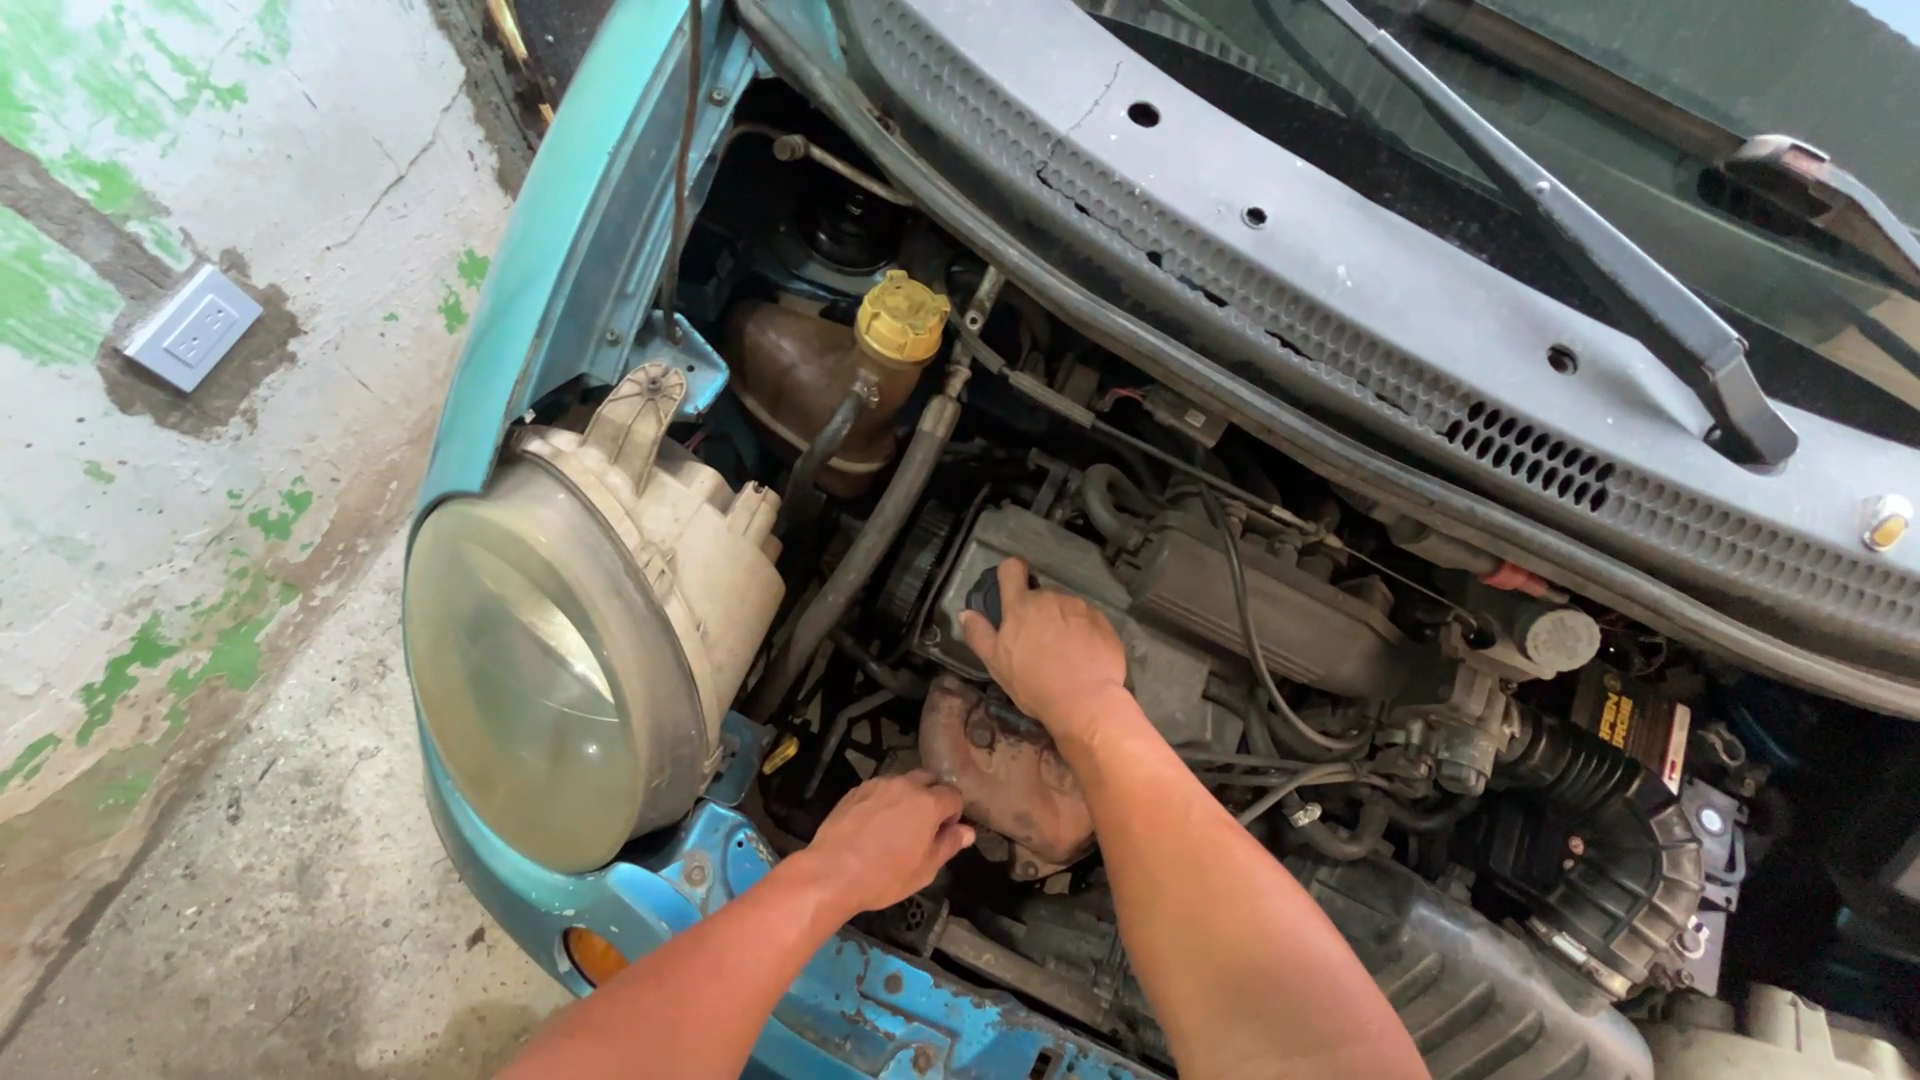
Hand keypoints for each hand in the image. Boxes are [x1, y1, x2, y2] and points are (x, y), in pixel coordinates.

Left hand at [795, 771, 974, 916]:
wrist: (832, 872)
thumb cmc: (884, 876)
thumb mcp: (925, 869)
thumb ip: (949, 845)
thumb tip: (968, 831)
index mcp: (928, 803)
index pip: (954, 795)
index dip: (953, 813)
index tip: (943, 832)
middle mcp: (905, 784)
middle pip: (929, 779)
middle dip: (932, 796)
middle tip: (923, 825)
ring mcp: (879, 784)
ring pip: (902, 781)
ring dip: (907, 796)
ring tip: (896, 825)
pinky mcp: (857, 789)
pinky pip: (879, 788)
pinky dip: (884, 800)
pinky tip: (873, 824)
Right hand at [958, 557, 1130, 744]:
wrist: (1085, 701)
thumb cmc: (1034, 683)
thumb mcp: (996, 664)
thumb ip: (979, 634)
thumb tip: (965, 612)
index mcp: (1021, 606)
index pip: (1011, 569)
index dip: (1011, 572)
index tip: (1014, 585)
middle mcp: (1051, 598)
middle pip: (1041, 595)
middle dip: (1039, 612)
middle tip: (1040, 642)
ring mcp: (1079, 606)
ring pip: (1066, 606)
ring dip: (1062, 621)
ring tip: (1065, 652)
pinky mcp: (1102, 620)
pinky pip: (1088, 619)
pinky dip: (1084, 631)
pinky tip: (1084, 656)